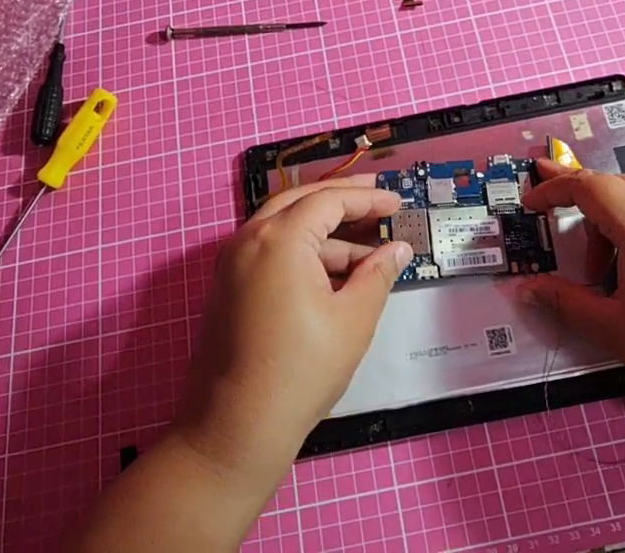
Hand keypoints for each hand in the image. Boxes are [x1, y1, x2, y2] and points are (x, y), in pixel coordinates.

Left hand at [178, 174, 412, 471]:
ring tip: (367, 255)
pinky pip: (270, 250)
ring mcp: (232, 261)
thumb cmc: (301, 370)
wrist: (235, 427)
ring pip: (284, 226)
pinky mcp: (228, 285)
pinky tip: (334, 276)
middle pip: (301, 202)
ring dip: (325, 232)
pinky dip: (302, 252)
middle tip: (378, 200)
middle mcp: (249, 238)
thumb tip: (397, 249)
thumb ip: (377, 275)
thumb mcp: (353, 320)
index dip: (366, 197)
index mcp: (279, 238)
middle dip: (342, 200)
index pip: (328, 200)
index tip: (396, 202)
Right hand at [517, 162, 624, 425]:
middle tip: (574, 257)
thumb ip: (565, 301)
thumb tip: (528, 289)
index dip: (553, 187)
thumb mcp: (616, 329)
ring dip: (616, 225)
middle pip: (614, 187)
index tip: (532, 202)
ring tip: (617, 282)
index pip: (587, 184)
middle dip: (585, 213)